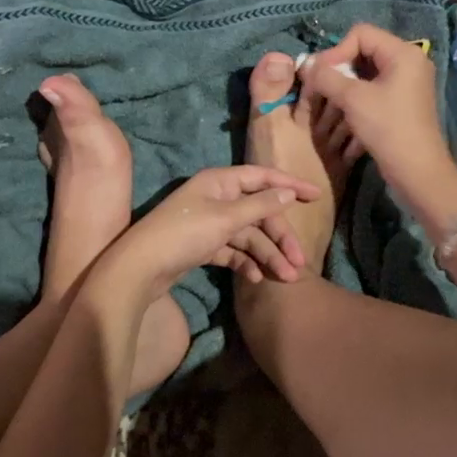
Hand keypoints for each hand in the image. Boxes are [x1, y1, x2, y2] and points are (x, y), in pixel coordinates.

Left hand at [97, 166, 322, 302]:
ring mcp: (208, 223)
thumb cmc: (182, 234)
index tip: (316, 196)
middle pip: (258, 212)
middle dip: (280, 236)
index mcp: (219, 181)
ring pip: (247, 235)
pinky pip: (232, 251)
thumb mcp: (225, 218)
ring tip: (285, 278)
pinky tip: (255, 279)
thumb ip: (259, 205)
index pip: (262, 177)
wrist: (139, 269)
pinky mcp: (202, 247)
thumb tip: (287, 194)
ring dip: (267, 255)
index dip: (290, 186)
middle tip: (299, 262)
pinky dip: (245, 263)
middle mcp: (215, 198)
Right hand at [301, 24, 456, 192]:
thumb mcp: (352, 99)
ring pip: (367, 73)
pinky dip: (356, 98)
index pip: (361, 34)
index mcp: (403, 53)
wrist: (416, 171)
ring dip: (344, 85)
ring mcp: (407, 83)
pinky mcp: (402, 102)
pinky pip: (374, 89)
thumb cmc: (387, 128)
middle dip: (339, 68)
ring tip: (327, 102)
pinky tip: (342, 115)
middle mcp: (409, 62)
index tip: (320, 74)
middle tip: (320, 86)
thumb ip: (326, 76)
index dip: (336, 50)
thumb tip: (306, 64)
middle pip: (364, 51)